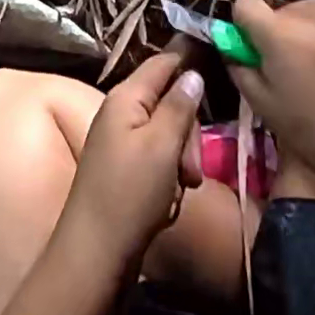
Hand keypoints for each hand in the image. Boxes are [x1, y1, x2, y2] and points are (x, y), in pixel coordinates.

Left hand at [54, 46, 206, 270]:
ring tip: (180, 188)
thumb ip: (179, 105)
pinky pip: (158, 158)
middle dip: (188, 132)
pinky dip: (169, 176)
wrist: (96, 253)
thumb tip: (192, 72)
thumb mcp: (161, 145)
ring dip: (181, 159)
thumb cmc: (130, 193)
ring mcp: (122, 140)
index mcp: (126, 97)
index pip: (162, 62)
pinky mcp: (125, 167)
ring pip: (168, 134)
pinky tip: (167, 199)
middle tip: (190, 168)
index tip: (218, 67)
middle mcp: (121, 112)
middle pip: (169, 101)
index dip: (188, 61)